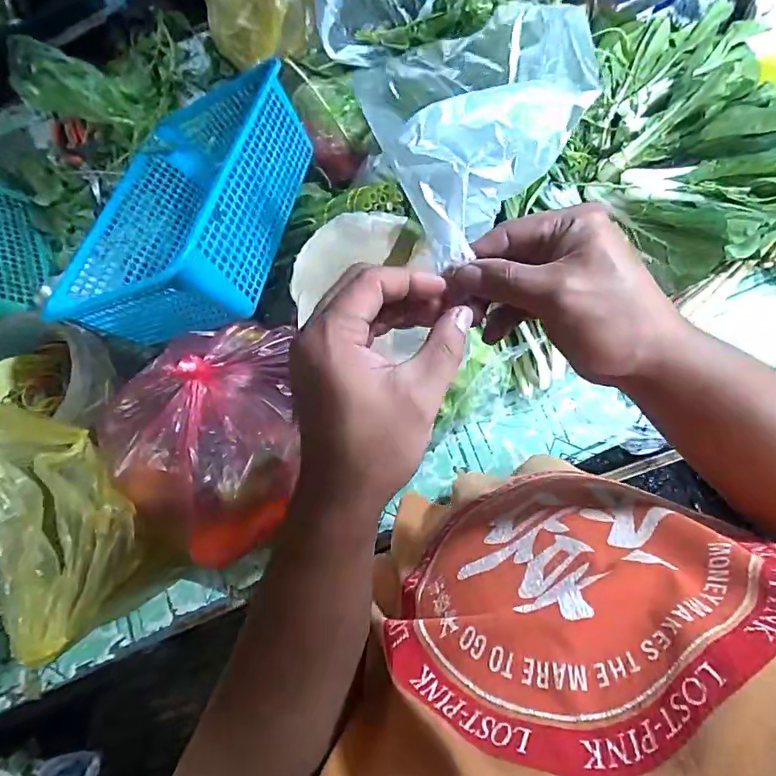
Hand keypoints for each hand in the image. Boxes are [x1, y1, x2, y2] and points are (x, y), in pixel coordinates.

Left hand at [291, 265, 471, 511]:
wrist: (341, 495)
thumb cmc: (380, 446)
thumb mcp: (420, 393)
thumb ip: (444, 345)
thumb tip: (464, 311)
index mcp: (331, 334)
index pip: (371, 281)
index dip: (414, 280)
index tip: (448, 292)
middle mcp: (312, 334)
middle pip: (357, 287)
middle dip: (403, 289)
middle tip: (442, 303)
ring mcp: (310, 351)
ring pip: (353, 307)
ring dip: (392, 307)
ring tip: (433, 315)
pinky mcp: (316, 367)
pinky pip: (347, 329)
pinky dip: (377, 325)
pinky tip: (408, 332)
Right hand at [447, 204, 689, 386]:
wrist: (651, 361)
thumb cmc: (607, 318)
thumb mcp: (552, 293)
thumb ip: (502, 279)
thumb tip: (457, 271)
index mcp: (571, 223)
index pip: (509, 233)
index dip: (476, 258)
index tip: (446, 284)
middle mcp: (567, 239)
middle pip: (510, 257)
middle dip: (485, 285)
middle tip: (460, 311)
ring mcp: (566, 268)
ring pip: (516, 281)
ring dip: (495, 303)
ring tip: (479, 329)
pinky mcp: (565, 296)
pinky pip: (529, 298)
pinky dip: (512, 314)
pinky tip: (496, 334)